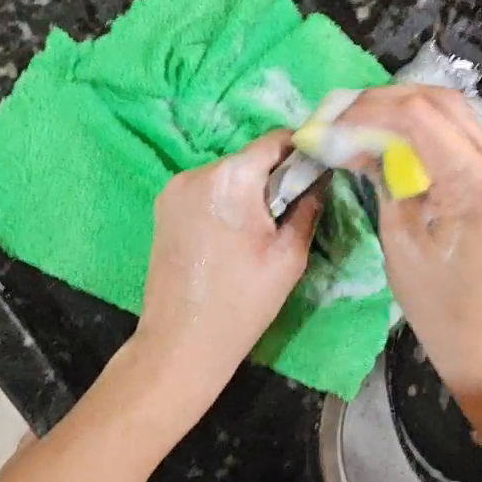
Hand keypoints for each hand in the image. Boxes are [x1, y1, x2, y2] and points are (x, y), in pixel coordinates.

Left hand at [109, 132, 322, 425]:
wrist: (181, 341)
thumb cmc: (242, 302)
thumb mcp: (289, 256)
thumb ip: (307, 207)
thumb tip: (319, 178)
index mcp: (230, 177)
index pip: (275, 140)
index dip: (302, 151)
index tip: (317, 172)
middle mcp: (197, 173)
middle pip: (249, 159)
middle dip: (272, 179)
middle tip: (288, 215)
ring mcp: (174, 189)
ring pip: (227, 176)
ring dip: (247, 193)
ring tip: (256, 235)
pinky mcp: (162, 208)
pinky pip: (205, 192)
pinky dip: (223, 204)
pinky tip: (230, 239)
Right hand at [335, 86, 481, 397]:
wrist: (476, 326)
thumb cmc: (433, 297)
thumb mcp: (397, 235)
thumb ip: (382, 175)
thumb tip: (349, 137)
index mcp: (474, 186)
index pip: (418, 118)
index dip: (367, 113)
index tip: (330, 126)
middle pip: (436, 101)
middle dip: (380, 102)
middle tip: (338, 118)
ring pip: (449, 105)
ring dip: (399, 105)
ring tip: (357, 120)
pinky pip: (456, 125)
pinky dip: (418, 120)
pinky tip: (387, 132)